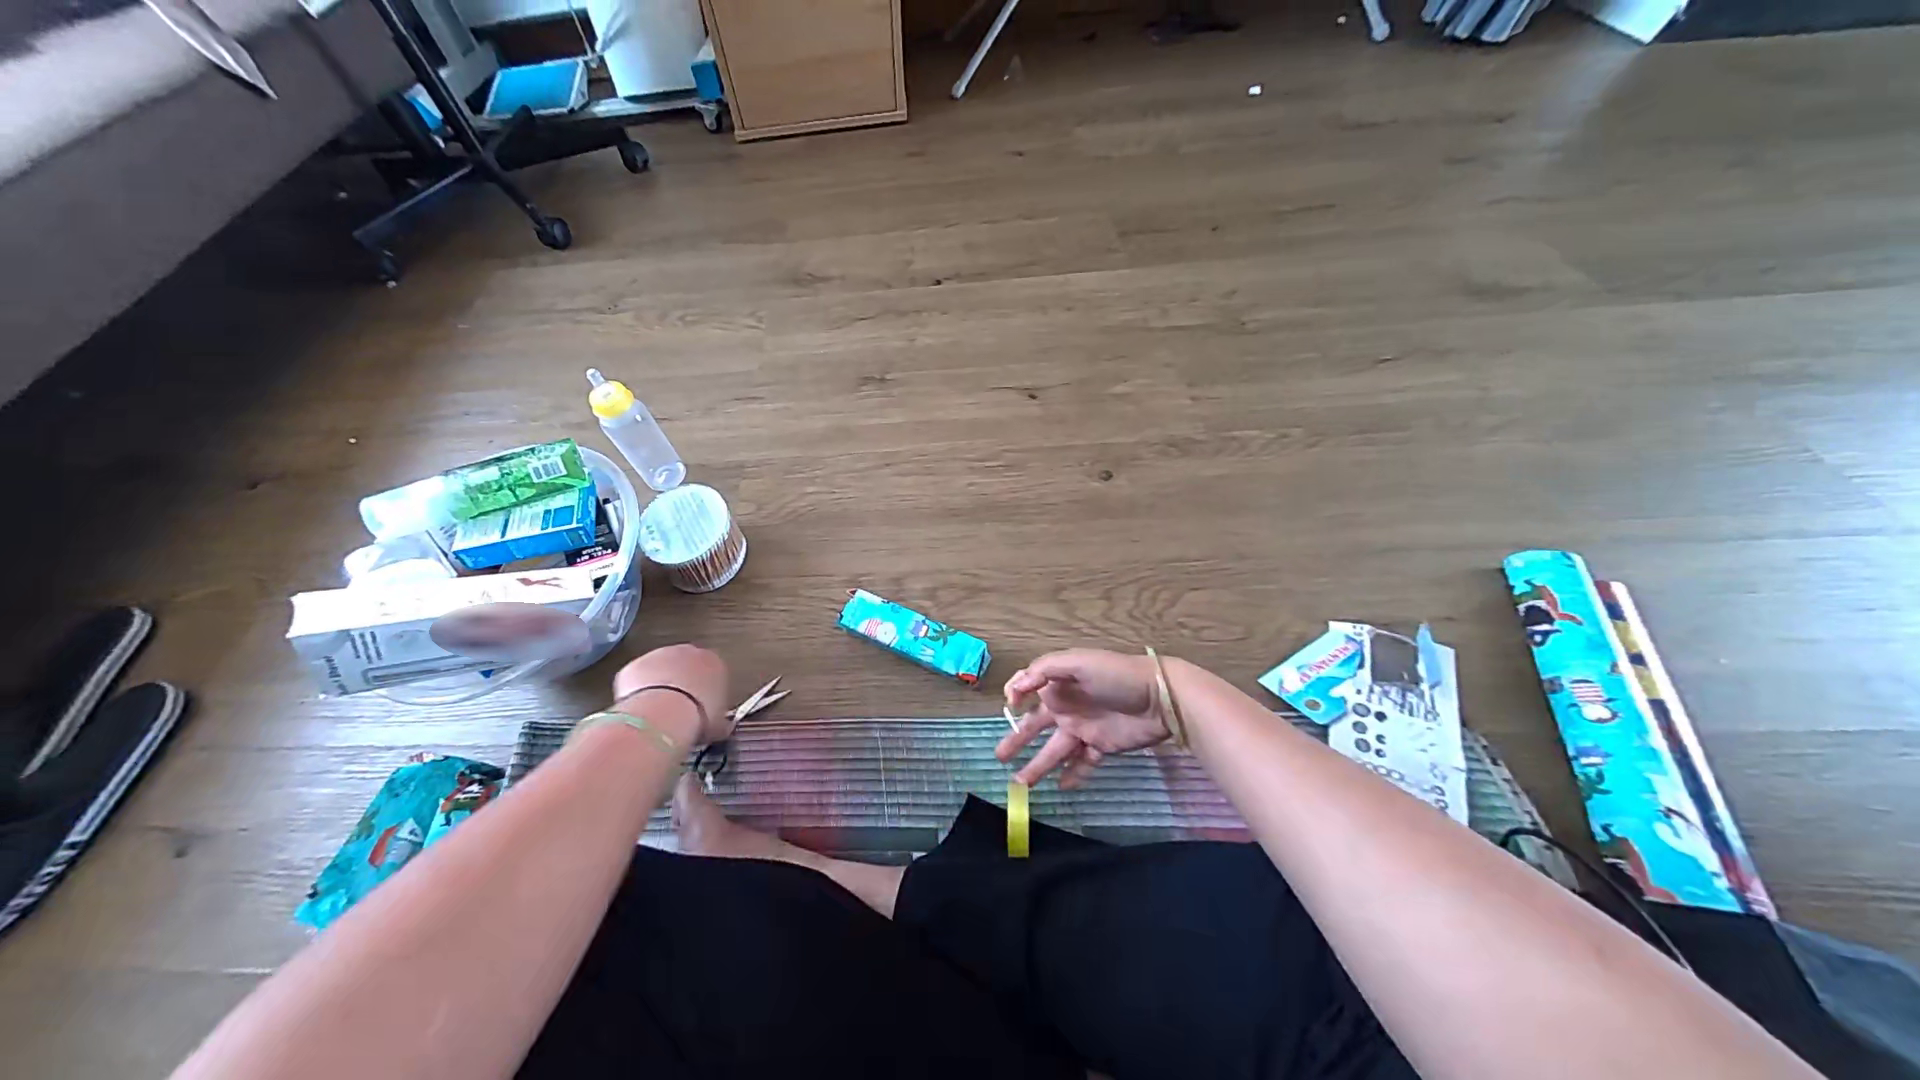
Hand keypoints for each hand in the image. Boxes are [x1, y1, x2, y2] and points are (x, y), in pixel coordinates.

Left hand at [612, 644, 730, 746]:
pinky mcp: (635, 665)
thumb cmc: (695, 715)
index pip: (712, 673)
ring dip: (658, 686)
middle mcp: (688, 653)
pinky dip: (637, 691)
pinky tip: (640, 710)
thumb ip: (720, 721)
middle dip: (681, 684)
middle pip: (684, 666)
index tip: (701, 708)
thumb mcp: (718, 724)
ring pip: (659, 669)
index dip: (705, 693)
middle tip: (678, 710)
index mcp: (714, 663)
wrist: (664, 715)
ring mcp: (660, 656)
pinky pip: (637, 677)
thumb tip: (719, 727)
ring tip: (657, 713)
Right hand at [995, 648, 1170, 787]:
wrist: (1159, 699)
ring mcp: (1083, 728)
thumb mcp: (1077, 662)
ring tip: (1020, 784)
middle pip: (1036, 725)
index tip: (1007, 709)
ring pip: (1054, 750)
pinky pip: (1082, 762)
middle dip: (1017, 740)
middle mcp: (1067, 706)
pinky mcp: (1101, 746)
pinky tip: (1061, 786)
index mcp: (1059, 684)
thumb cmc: (1116, 676)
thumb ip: (1043, 670)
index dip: (1016, 696)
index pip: (1030, 689)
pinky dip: (1072, 774)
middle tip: (999, 757)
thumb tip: (1014, 689)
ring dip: (1037, 766)